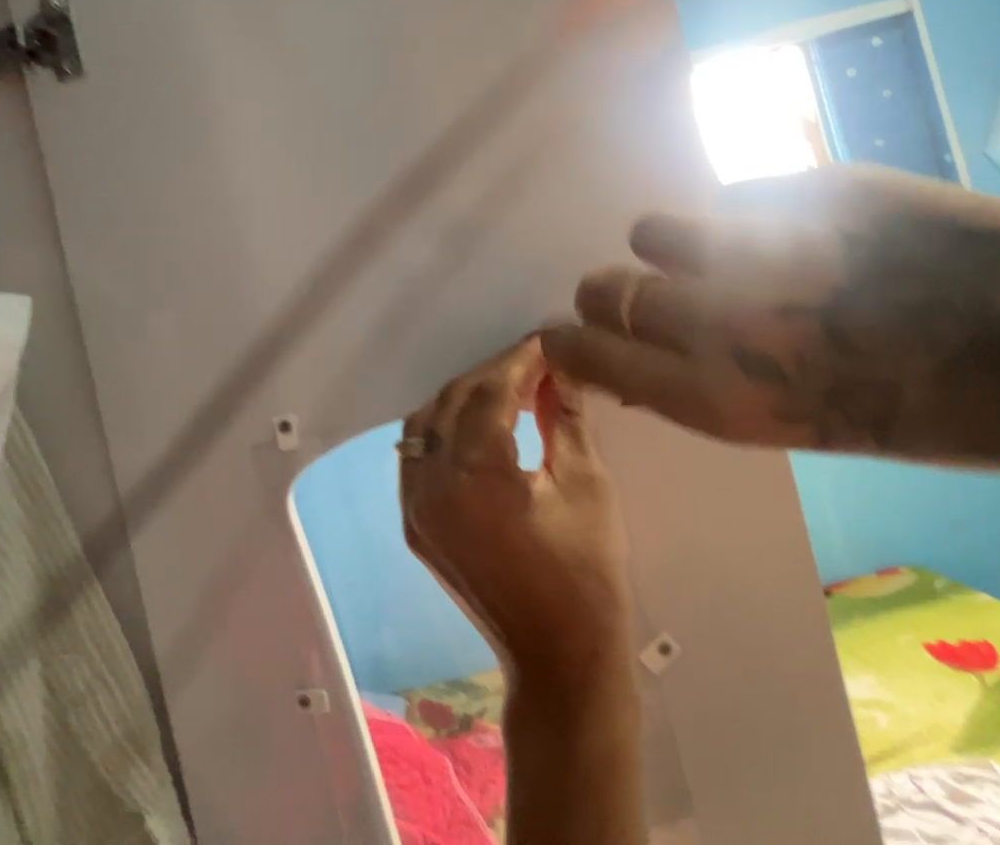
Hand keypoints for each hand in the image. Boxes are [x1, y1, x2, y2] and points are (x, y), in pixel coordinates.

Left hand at [399, 338, 631, 683]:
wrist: (558, 656)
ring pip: (424, 427)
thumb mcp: (586, 484)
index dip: (520, 360)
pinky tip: (479, 428)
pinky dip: (443, 432)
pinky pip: (417, 459)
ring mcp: (413, 507)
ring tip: (509, 392)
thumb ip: (564, 416)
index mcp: (474, 476)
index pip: (489, 393)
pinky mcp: (413, 525)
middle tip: (535, 365)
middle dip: (491, 375)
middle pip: (451, 402)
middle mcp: (429, 485)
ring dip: (462, 400)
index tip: (548, 343)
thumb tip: (562, 367)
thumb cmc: (587, 573)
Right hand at [539, 165, 999, 468]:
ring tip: (724, 248)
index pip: (586, 350)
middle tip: (646, 289)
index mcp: (715, 398)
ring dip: (675, 241)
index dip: (567, 337)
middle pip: (606, 287)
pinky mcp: (810, 191)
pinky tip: (807, 231)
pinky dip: (752, 213)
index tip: (567, 328)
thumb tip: (630, 357)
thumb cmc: (913, 411)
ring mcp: (764, 251)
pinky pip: (739, 194)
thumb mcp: (786, 423)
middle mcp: (721, 326)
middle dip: (613, 289)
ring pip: (655, 228)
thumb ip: (699, 385)